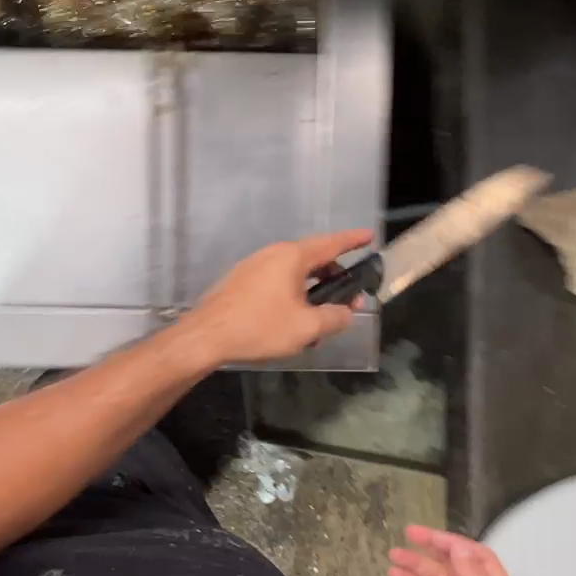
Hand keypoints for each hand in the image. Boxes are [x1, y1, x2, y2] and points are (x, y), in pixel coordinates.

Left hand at [180, 230, 373, 364]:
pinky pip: (275, 284)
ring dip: (311, 293)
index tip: (369, 237)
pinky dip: (291, 297)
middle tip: (348, 302)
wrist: (205, 337)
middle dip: (334, 279)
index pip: (331, 243)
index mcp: (291, 256)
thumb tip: (345, 313)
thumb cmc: (259, 328)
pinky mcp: (240, 283)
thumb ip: (334, 318)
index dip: (353, 241)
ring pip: (293, 275)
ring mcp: (253, 267)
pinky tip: (291, 323)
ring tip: (319, 321)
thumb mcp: (306, 328)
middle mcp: (272, 254)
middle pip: (313, 260)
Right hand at [388, 525, 520, 575]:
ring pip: (435, 575)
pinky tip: (394, 573)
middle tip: (409, 533)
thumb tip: (460, 548)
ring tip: (393, 554)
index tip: (433, 536)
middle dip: (434, 546)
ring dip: (416, 562)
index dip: (459, 544)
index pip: (482, 560)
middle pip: (457, 563)